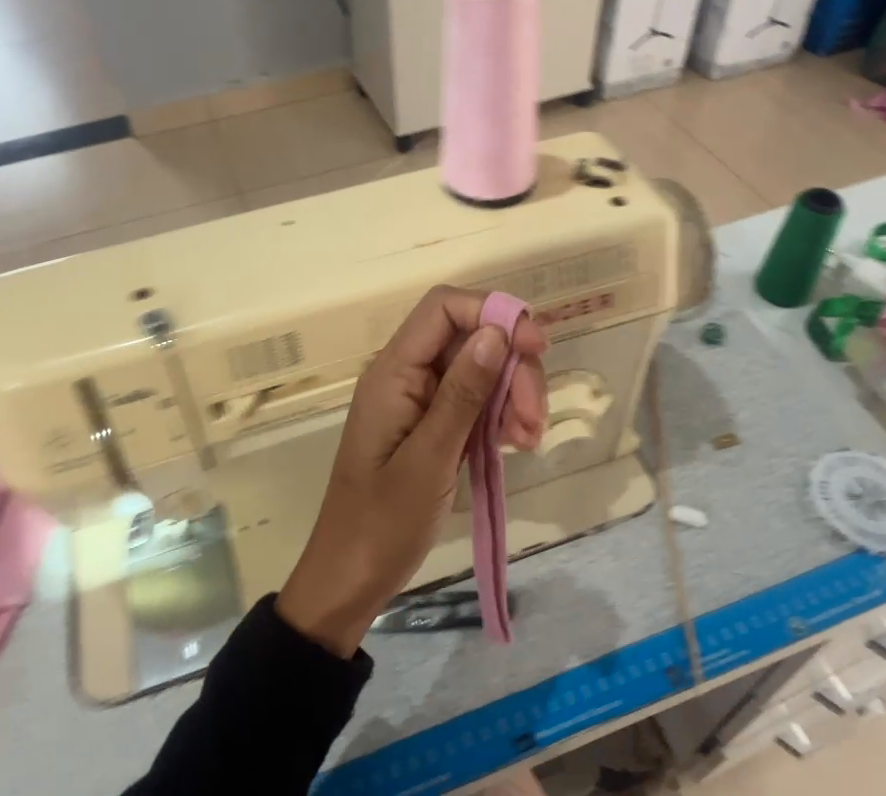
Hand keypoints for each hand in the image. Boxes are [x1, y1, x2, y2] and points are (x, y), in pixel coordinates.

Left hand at [275, 286, 547, 656]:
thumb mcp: (429, 459)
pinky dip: (501, 417)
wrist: (350, 579)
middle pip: (470, 338)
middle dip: (512, 366)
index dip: (494, 313)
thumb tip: (497, 332)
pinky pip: (474, 404)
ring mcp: (419, 402)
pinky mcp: (431, 428)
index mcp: (393, 373)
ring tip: (530, 439)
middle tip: (535, 417)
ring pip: (479, 371)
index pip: (444, 307)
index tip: (535, 349)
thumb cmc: (382, 524)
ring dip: (513, 396)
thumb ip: (462, 394)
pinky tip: (519, 445)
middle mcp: (405, 376)